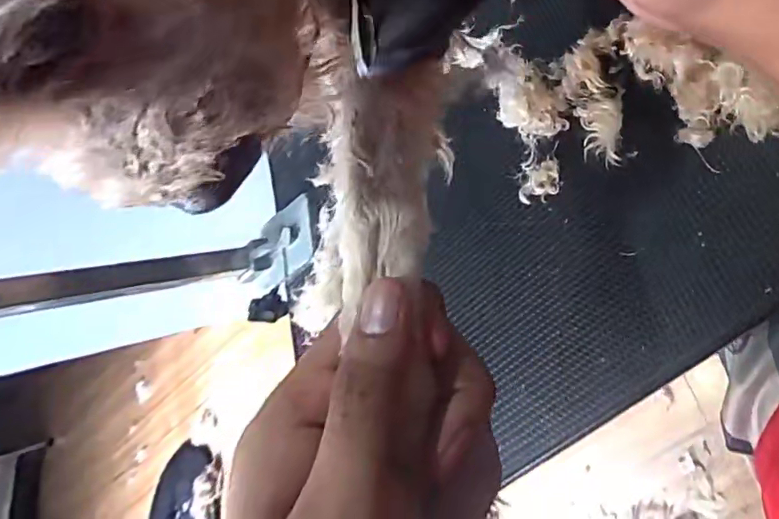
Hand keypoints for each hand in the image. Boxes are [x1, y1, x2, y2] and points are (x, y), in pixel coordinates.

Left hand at [225, 279, 498, 518]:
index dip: (421, 324)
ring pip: (460, 396)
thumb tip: (392, 282)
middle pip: (431, 349)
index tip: (436, 365)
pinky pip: (469, 440)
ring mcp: (386, 442)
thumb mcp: (345, 494)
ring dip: (466, 451)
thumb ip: (371, 389)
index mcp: (309, 402)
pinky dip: (469, 479)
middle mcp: (348, 411)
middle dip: (453, 402)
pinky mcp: (418, 468)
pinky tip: (446, 513)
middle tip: (437, 465)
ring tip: (438, 508)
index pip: (379, 310)